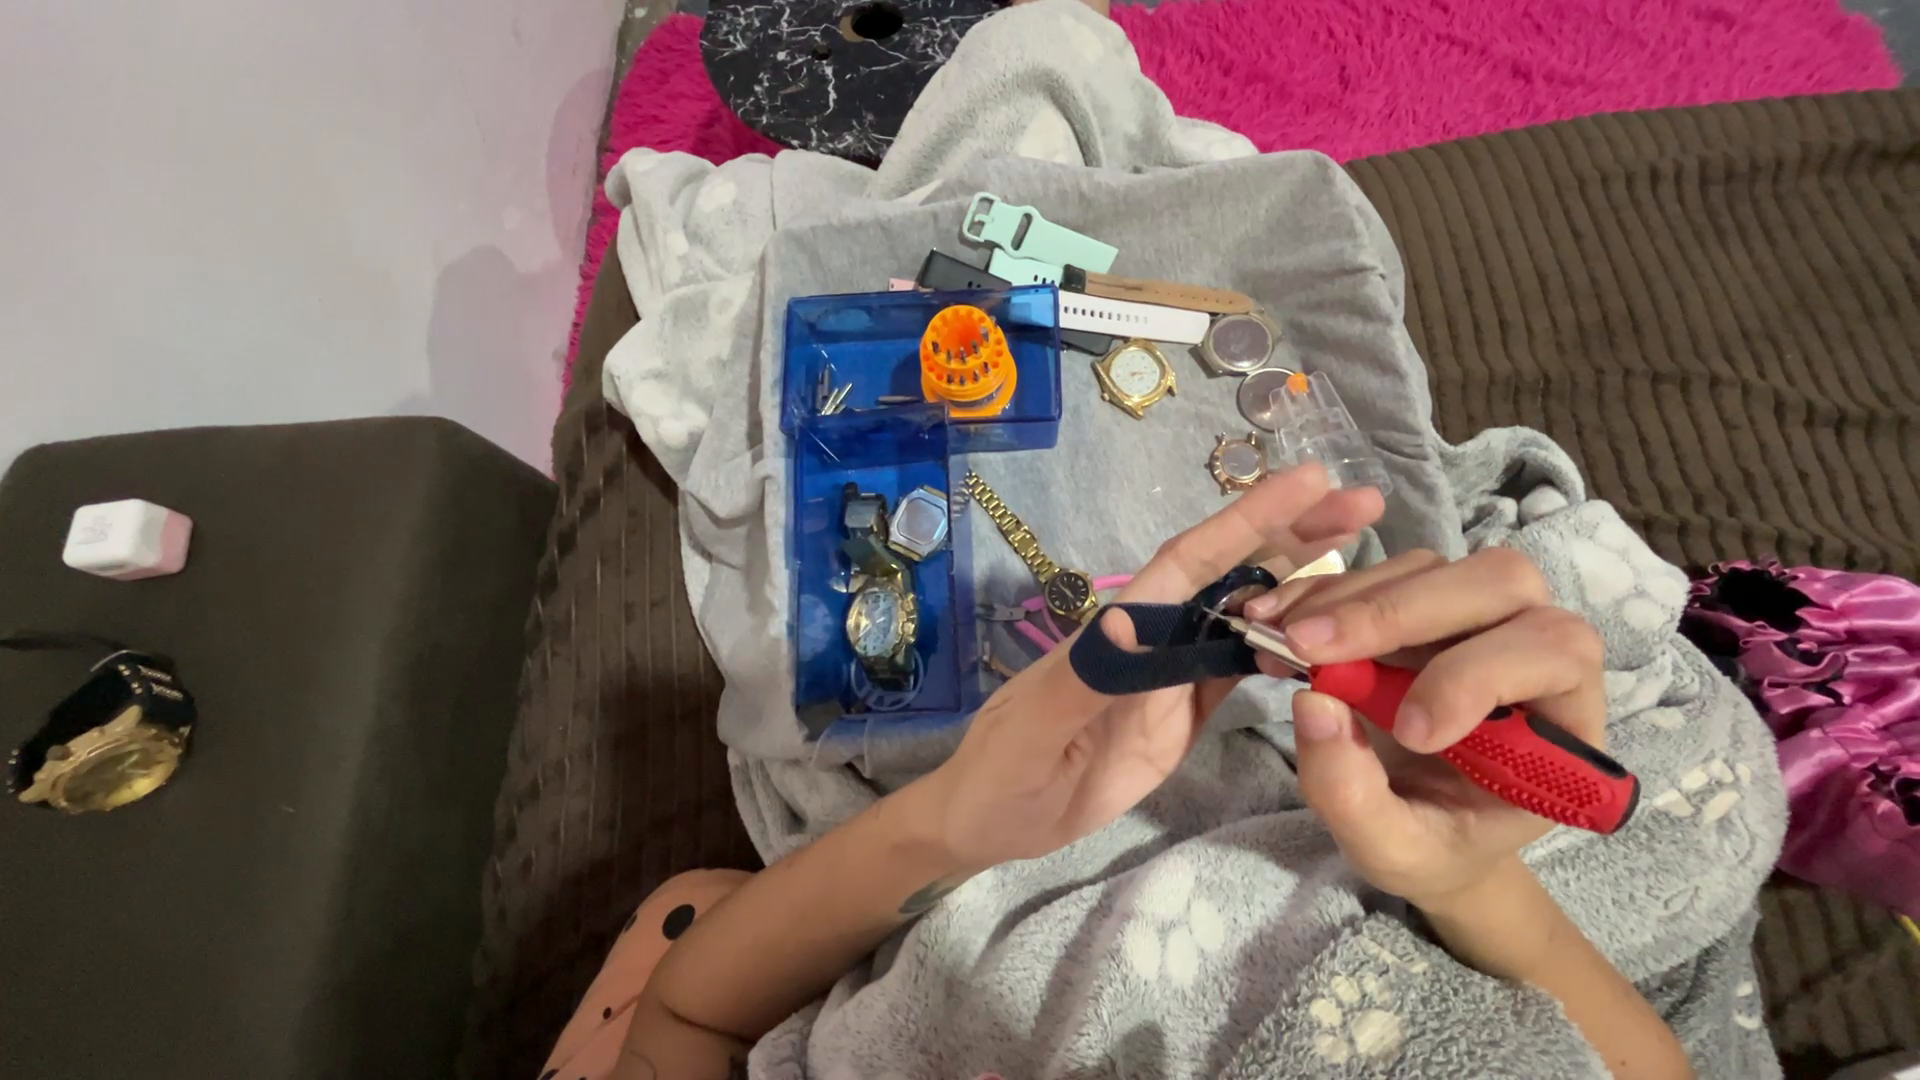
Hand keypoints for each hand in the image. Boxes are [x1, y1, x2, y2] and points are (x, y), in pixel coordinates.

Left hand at [901, 464, 1383, 873]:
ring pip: (1241, 618)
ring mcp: (1169, 676)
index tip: (1311, 481)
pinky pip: (1236, 671)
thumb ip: (1083, 675)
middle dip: (1292, 535)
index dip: (1248, 520)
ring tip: (1369, 563)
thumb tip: (1127, 614)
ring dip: (1298, 588)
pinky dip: (1281, 650)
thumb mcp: (1037, 724)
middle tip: (1367, 504)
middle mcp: (1151, 639)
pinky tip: (1324, 642)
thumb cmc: (1004, 768)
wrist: (993, 817)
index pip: (1190, 561)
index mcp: (1118, 629)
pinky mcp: (1181, 714)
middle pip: (1228, 575)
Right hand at [1240, 548, 1607, 910]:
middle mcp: (1527, 651)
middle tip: (1307, 646)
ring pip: (1427, 569)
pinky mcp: (1413, 610)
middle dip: (1395, 611)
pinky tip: (1273, 621)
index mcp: (1560, 723)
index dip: (1475, 674)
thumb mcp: (1392, 849)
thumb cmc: (1430, 845)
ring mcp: (1469, 621)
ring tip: (1279, 641)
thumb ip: (1353, 794)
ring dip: (1345, 598)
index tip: (1405, 732)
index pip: (1553, 654)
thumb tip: (1311, 703)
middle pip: (1495, 582)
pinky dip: (1316, 593)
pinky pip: (1373, 575)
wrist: (1416, 823)